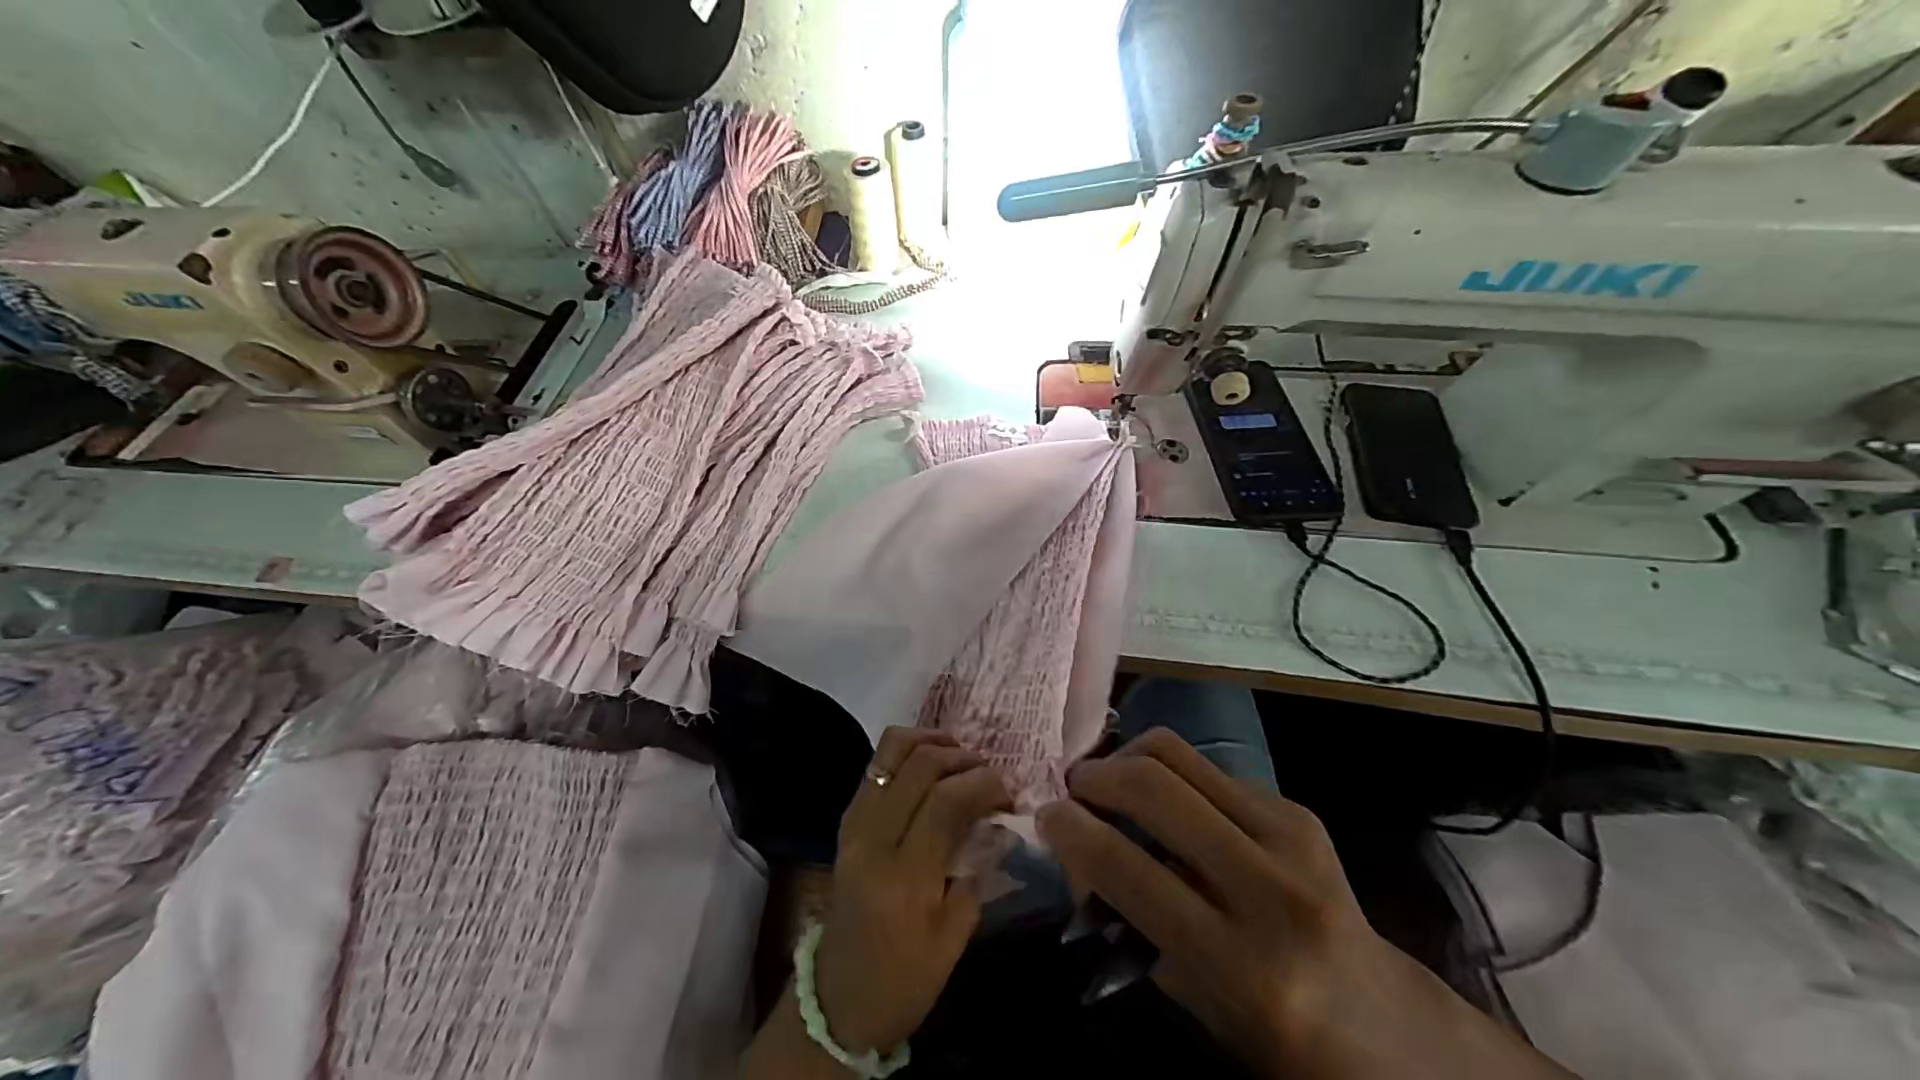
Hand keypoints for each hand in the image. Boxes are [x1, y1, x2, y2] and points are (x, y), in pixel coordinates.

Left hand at [814, 727, 1011, 1052]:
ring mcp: (854, 825)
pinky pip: (875, 766)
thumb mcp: (954, 939)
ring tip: (961, 755)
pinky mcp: (846, 821)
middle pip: (920, 765)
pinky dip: (907, 753)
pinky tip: (932, 765)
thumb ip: (975, 872)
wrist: (837, 1000)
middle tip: (990, 774)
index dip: (984, 783)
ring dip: (931, 742)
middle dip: (964, 758)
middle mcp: (873, 839)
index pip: (946, 800)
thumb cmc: (904, 980)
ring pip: (890, 752)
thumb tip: (994, 824)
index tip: (1009, 793)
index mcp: (904, 877)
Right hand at [1037, 728, 1576, 1079]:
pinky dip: (1168, 774)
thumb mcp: (1200, 1007)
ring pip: (1178, 754)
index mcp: (1245, 966)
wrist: (1391, 1027)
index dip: (1072, 831)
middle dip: (1095, 776)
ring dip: (1127, 759)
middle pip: (1155, 786)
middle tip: (1072, 789)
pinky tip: (1161, 802)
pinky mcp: (1299, 811)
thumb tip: (1081, 855)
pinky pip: (1208, 769)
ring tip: (1106, 782)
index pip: (1131, 870)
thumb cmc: (1282, 1037)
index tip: (1044, 815)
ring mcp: (1293, 838)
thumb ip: (1136, 928)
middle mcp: (1272, 890)